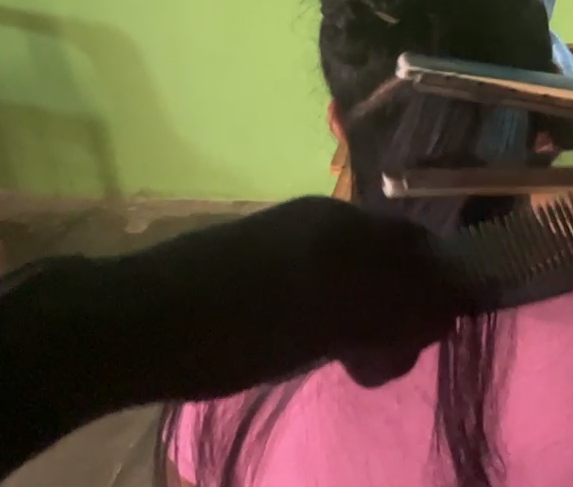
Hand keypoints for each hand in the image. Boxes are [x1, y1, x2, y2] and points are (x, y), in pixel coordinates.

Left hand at [110, 196, 467, 394]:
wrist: (133, 324)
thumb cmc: (234, 334)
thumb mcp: (324, 333)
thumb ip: (390, 319)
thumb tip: (439, 317)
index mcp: (350, 229)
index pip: (422, 254)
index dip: (437, 295)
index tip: (429, 340)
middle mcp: (334, 217)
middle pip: (399, 254)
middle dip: (407, 302)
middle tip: (386, 355)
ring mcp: (302, 226)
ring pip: (366, 263)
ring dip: (374, 306)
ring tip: (352, 354)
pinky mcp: (274, 241)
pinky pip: (333, 264)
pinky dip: (343, 299)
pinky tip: (320, 335)